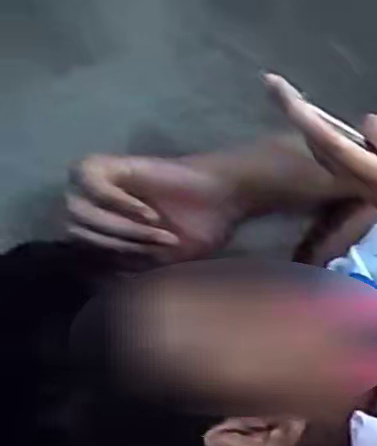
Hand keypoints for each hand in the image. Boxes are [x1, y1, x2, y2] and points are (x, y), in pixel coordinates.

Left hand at [66, 154, 243, 258]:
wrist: (222, 197)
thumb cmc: (203, 226)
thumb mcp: (175, 253)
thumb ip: (143, 260)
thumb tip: (119, 272)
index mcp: (102, 223)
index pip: (86, 244)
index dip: (119, 256)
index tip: (156, 259)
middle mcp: (87, 202)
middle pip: (77, 230)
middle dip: (122, 243)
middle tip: (163, 246)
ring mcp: (89, 183)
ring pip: (81, 212)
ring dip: (126, 229)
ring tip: (164, 233)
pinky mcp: (98, 166)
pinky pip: (91, 187)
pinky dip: (120, 204)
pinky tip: (150, 213)